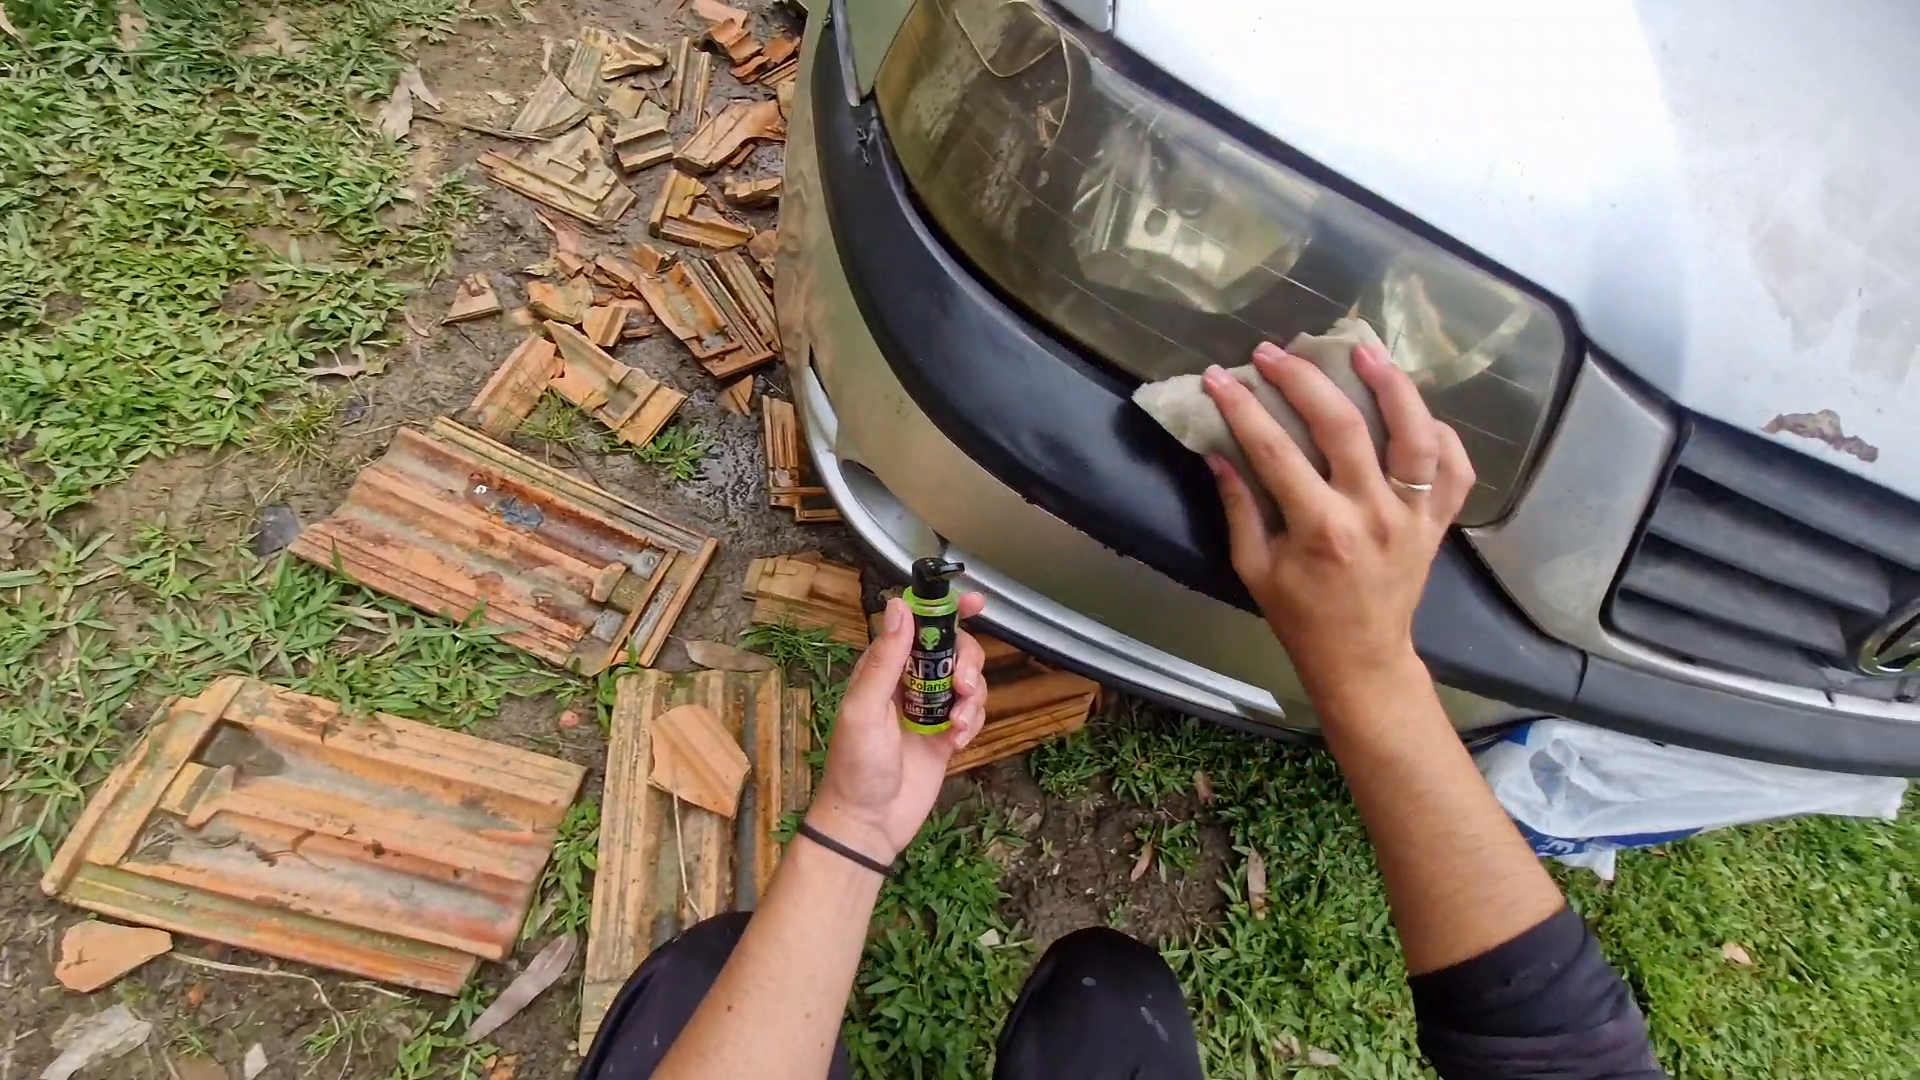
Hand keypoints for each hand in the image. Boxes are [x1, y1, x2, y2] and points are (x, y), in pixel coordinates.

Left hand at [805, 594, 988, 863]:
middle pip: (954, 649)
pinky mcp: (947, 734)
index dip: (946, 609)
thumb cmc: (856, 764)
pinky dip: (972, 722)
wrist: (869, 823)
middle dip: (967, 661)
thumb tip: (898, 606)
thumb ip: (885, 658)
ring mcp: (931, 708)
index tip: (976, 603)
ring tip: (958, 723)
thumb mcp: (865, 708)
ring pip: (969, 680)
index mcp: (884, 667)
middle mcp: (910, 682)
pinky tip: (957, 741)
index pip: (917, 625)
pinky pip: (974, 713)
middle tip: (964, 685)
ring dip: (973, 696)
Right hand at [1202, 341, 1473, 702]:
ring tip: (1363, 350)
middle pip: (1342, 427)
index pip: (1275, 452)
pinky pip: (1453, 466)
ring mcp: (1415, 514)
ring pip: (1413, 435)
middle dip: (1303, 381)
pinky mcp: (1438, 519)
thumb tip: (1219, 452)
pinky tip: (1412, 408)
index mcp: (1320, 529)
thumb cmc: (1298, 614)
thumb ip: (1239, 507)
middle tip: (1273, 352)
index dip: (1243, 409)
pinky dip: (1437, 430)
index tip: (1219, 377)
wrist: (1360, 654)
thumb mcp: (1253, 567)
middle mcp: (1372, 513)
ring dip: (1389, 385)